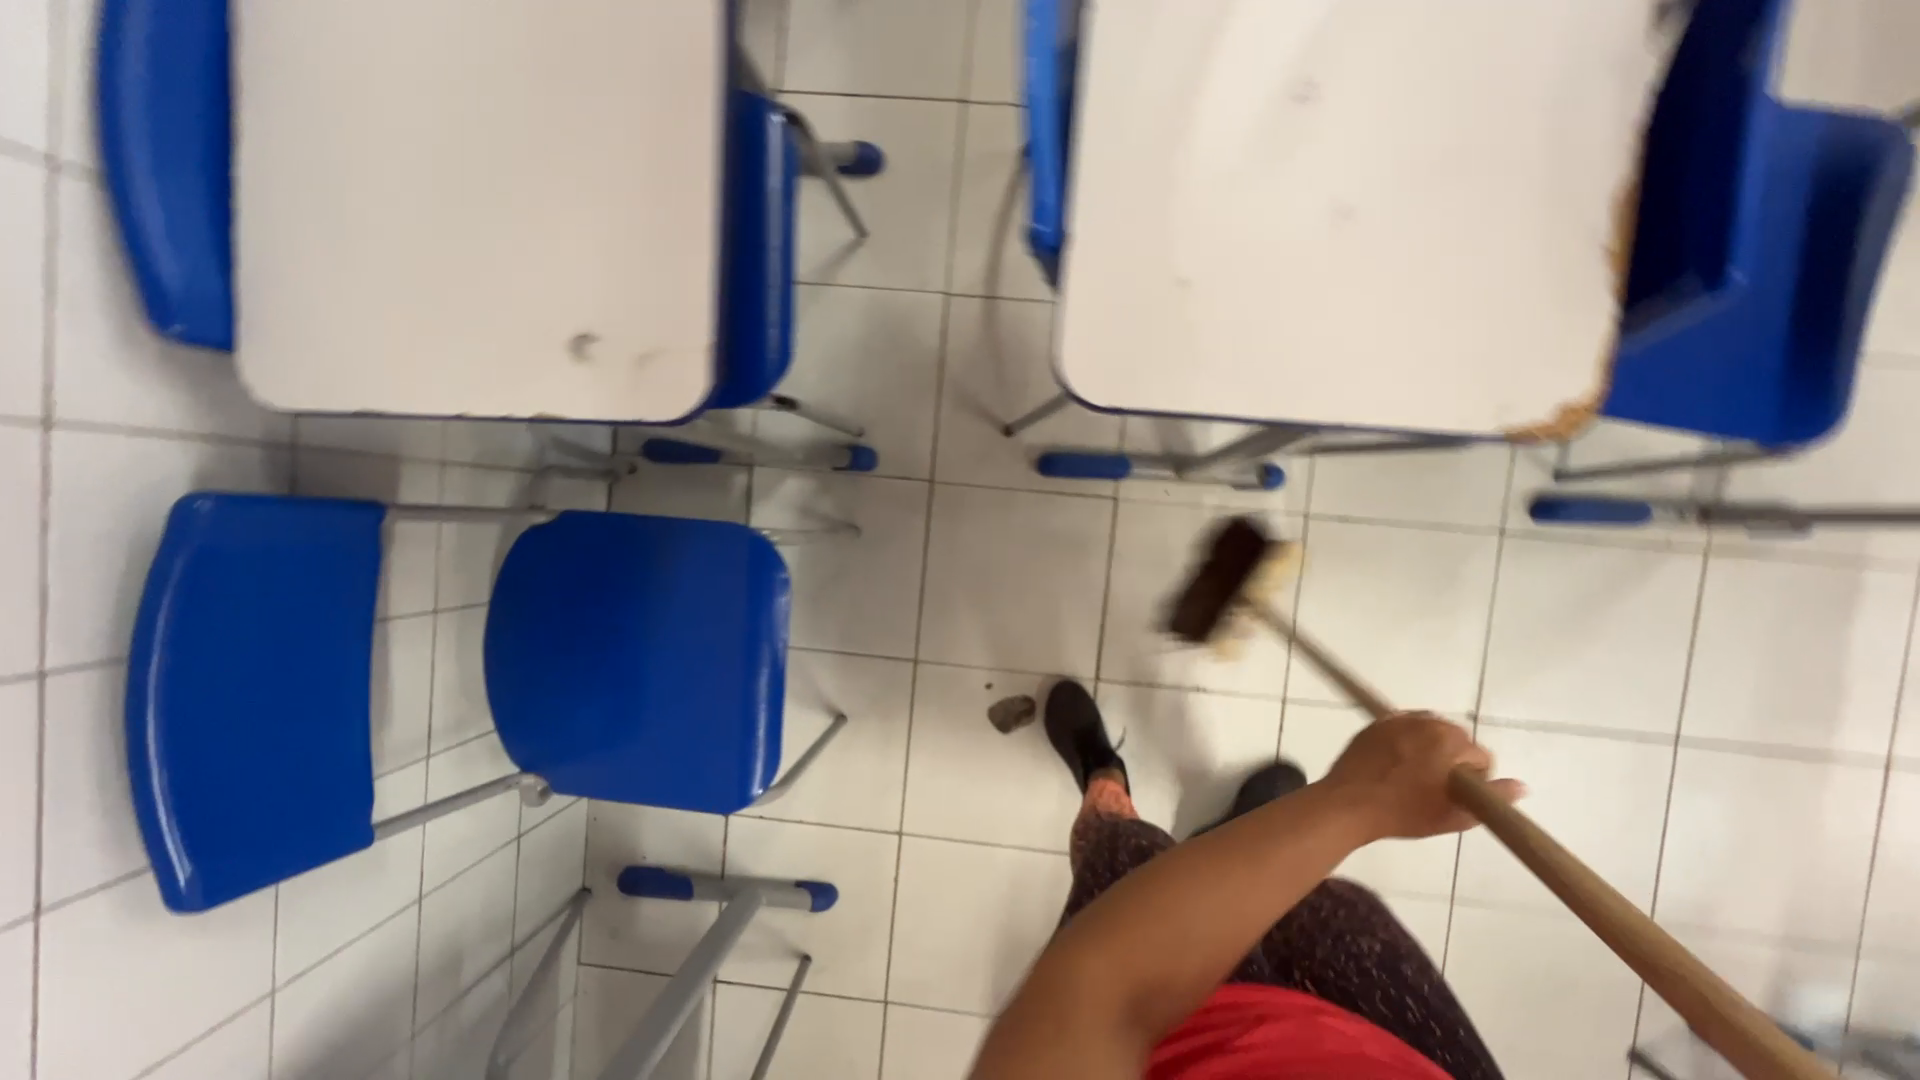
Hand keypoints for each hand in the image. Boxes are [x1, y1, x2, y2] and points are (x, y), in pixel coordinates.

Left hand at [1321, 713, 1524, 840]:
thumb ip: (1493, 798)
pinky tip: (1398, 760)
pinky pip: (1402, 727)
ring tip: (1416, 774)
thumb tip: (1522, 786)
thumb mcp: (1454, 814)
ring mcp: (1396, 720)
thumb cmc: (1404, 813)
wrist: (1349, 804)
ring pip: (1429, 730)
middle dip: (1452, 759)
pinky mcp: (1374, 724)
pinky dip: (1406, 739)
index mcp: (1450, 741)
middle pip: (1455, 738)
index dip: (1473, 779)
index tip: (1455, 795)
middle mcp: (1425, 722)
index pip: (1481, 757)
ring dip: (1430, 747)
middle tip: (1434, 786)